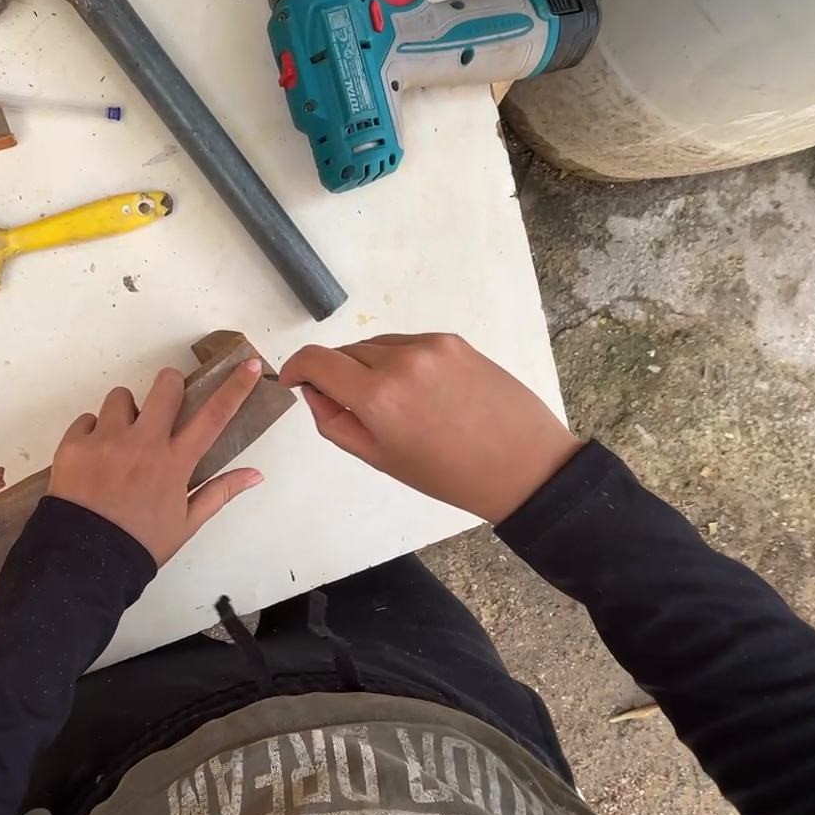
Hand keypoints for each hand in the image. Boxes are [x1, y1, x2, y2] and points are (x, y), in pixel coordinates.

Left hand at [48, 358, 266, 564]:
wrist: (85, 561)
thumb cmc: (141, 543)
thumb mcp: (186, 523)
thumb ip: (220, 492)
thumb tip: (256, 474)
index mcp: (174, 463)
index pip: (213, 416)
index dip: (235, 387)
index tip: (248, 364)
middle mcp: (142, 443)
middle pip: (165, 387)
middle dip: (169, 385)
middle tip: (164, 404)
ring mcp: (105, 440)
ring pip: (120, 398)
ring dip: (125, 413)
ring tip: (120, 441)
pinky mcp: (73, 445)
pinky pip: (87, 420)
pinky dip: (93, 433)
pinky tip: (94, 458)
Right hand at [278, 333, 580, 522]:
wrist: (521, 464)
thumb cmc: (446, 473)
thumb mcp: (377, 458)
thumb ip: (333, 421)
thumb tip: (314, 391)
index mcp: (377, 396)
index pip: (316, 360)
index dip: (295, 368)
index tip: (292, 381)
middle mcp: (400, 360)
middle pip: (344, 352)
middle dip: (336, 375)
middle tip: (351, 408)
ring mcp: (429, 345)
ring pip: (375, 345)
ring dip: (367, 366)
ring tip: (392, 403)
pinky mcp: (452, 340)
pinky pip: (406, 343)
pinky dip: (397, 361)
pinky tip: (419, 392)